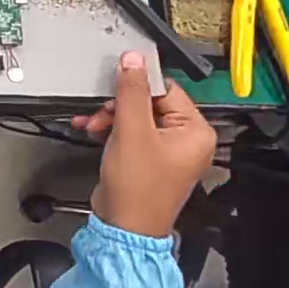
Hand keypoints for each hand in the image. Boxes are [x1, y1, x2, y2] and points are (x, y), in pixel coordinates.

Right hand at [71, 50, 216, 237]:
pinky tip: (93, 130)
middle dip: (118, 105)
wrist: (123, 226)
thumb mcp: (131, 131)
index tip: (114, 85)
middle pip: (149, 102)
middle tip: (101, 112)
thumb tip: (134, 61)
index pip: (166, 89)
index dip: (136, 87)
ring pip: (135, 116)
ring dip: (110, 116)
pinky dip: (110, 128)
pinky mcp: (148, 157)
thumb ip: (132, 93)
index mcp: (196, 131)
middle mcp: (186, 139)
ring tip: (92, 124)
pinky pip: (130, 131)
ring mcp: (167, 149)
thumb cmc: (137, 189)